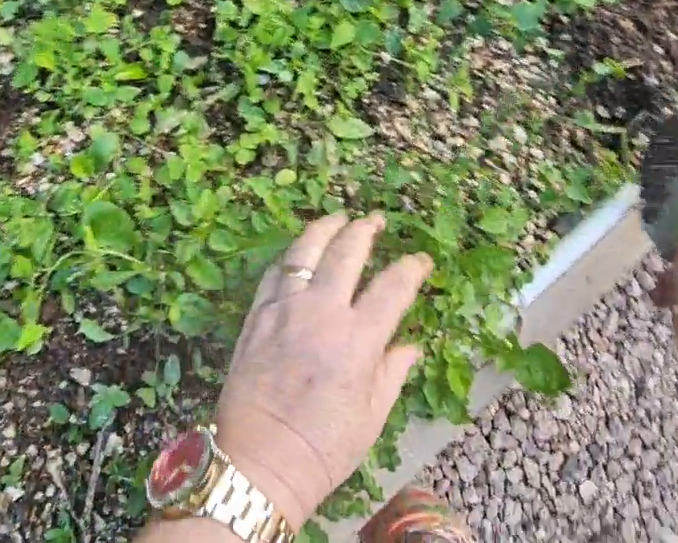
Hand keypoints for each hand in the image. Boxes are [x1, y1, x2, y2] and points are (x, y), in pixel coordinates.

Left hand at [212, 213, 431, 527]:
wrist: (260, 460)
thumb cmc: (324, 448)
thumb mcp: (371, 417)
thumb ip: (392, 372)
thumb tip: (410, 346)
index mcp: (358, 340)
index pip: (393, 287)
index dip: (411, 268)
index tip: (421, 259)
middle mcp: (322, 313)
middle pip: (346, 252)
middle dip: (365, 230)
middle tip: (375, 220)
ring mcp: (286, 309)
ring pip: (305, 251)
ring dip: (325, 228)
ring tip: (338, 218)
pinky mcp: (257, 314)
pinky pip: (276, 272)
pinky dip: (291, 257)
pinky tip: (299, 252)